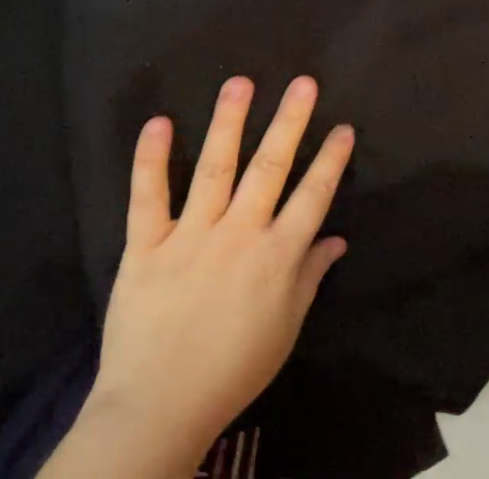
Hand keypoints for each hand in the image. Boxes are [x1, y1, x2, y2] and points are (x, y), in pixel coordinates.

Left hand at [82, 75, 351, 463]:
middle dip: (289, 122)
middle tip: (303, 83)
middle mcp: (239, 234)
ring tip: (239, 84)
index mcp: (278, 255)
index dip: (331, 159)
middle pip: (270, 168)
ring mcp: (190, 236)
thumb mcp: (287, 326)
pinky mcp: (145, 247)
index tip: (343, 126)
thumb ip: (310, 277)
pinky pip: (147, 198)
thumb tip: (336, 239)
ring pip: (213, 169)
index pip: (313, 195)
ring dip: (228, 124)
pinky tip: (158, 123)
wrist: (159, 406)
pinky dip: (151, 159)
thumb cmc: (234, 368)